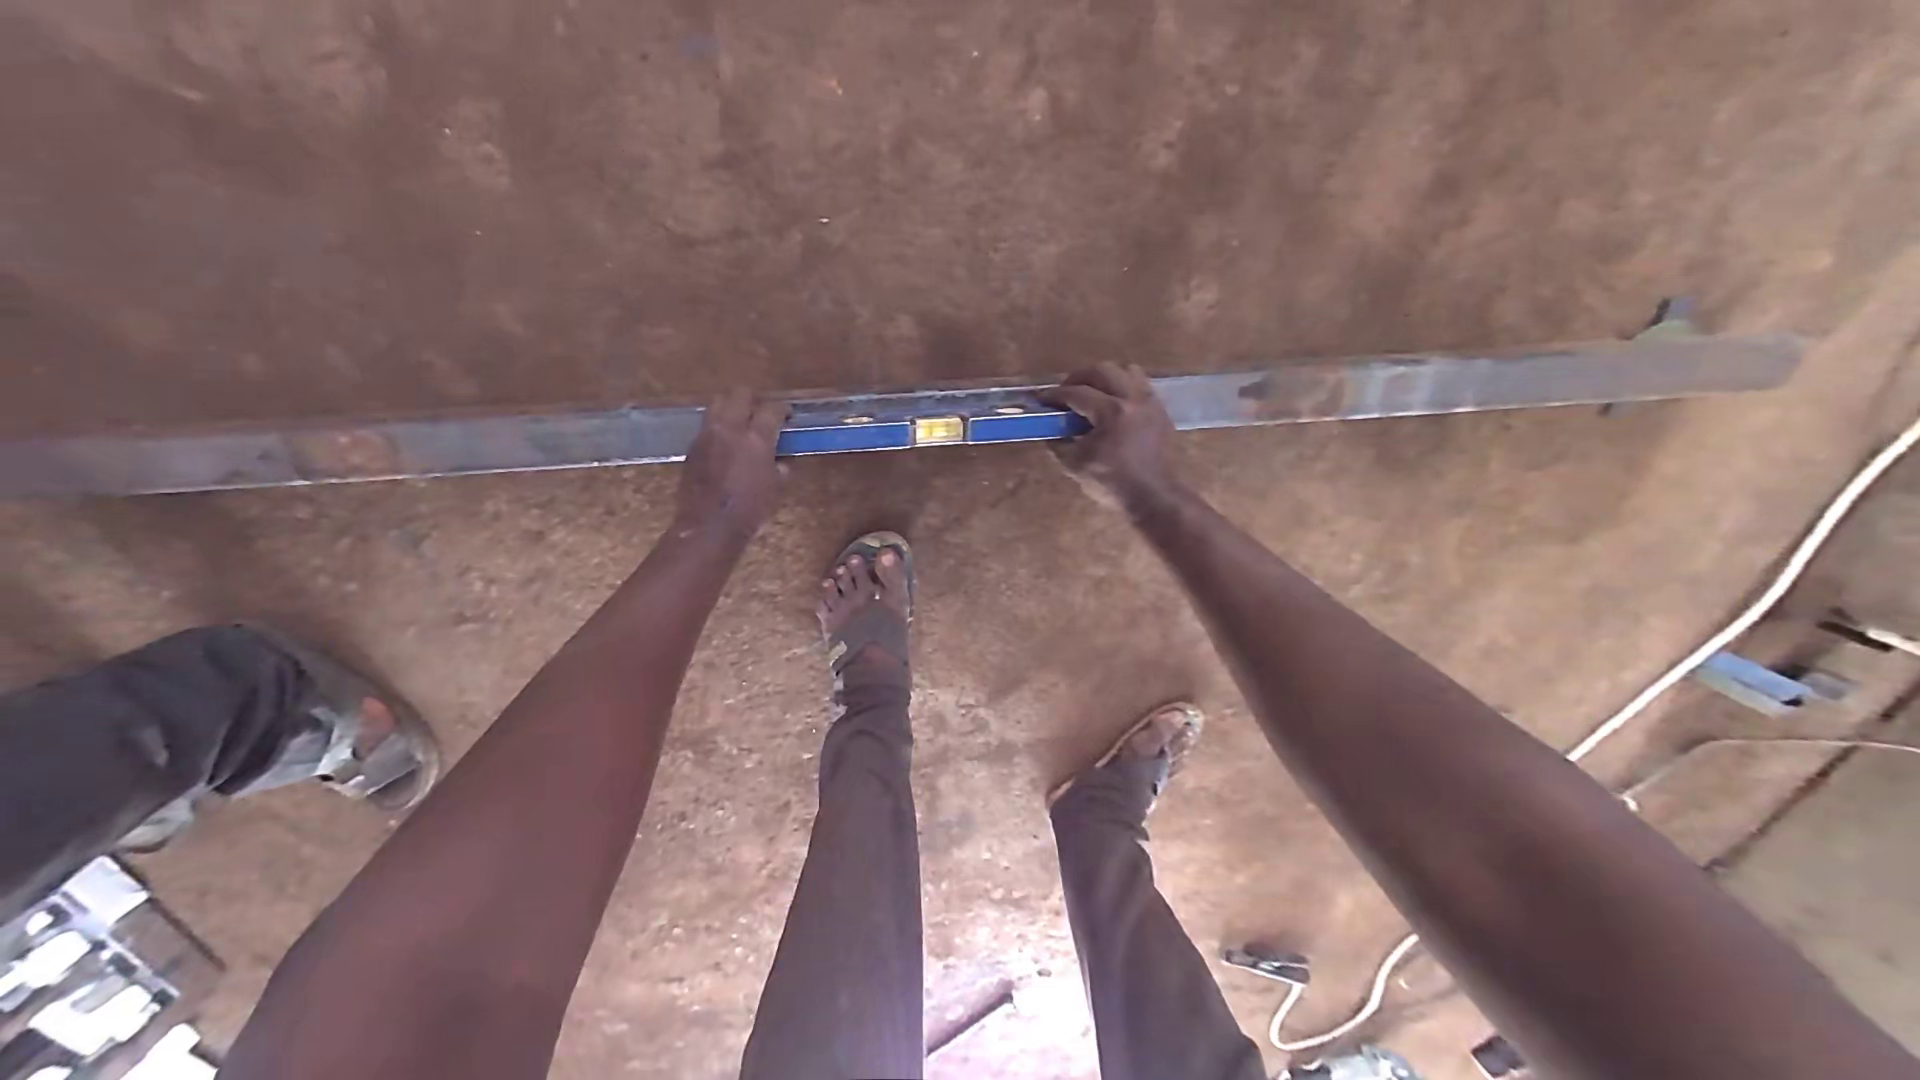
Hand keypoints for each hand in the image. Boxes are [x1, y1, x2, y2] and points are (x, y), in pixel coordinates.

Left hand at [674, 389, 788, 539]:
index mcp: (756, 439)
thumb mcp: (775, 489)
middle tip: (761, 412)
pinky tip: (724, 444)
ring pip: (718, 403)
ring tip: (740, 423)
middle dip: (753, 399)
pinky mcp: (692, 447)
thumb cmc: (750, 511)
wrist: (709, 526)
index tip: (787, 416)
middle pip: (739, 393)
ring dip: (731, 407)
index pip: (772, 409)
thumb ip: (779, 468)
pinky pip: (707, 426)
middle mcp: (730, 429)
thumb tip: (780, 461)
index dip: (782, 410)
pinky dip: (718, 428)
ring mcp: (707, 435)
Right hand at [1038, 362, 1183, 513]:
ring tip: (1091, 394)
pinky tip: (1113, 404)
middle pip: (1101, 370)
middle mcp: (1133, 398)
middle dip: (1078, 378)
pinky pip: (1140, 384)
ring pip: (1125, 371)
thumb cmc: (1112, 483)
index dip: (1055, 395)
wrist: (1153, 497)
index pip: (1076, 393)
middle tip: (1065, 393)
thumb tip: (1049, 429)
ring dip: (1104, 378)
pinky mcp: (1159, 410)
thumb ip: (1058, 442)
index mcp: (1111, 412)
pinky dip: (1122, 386)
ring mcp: (1150, 402)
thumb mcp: (1075, 465)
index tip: (1042, 400)